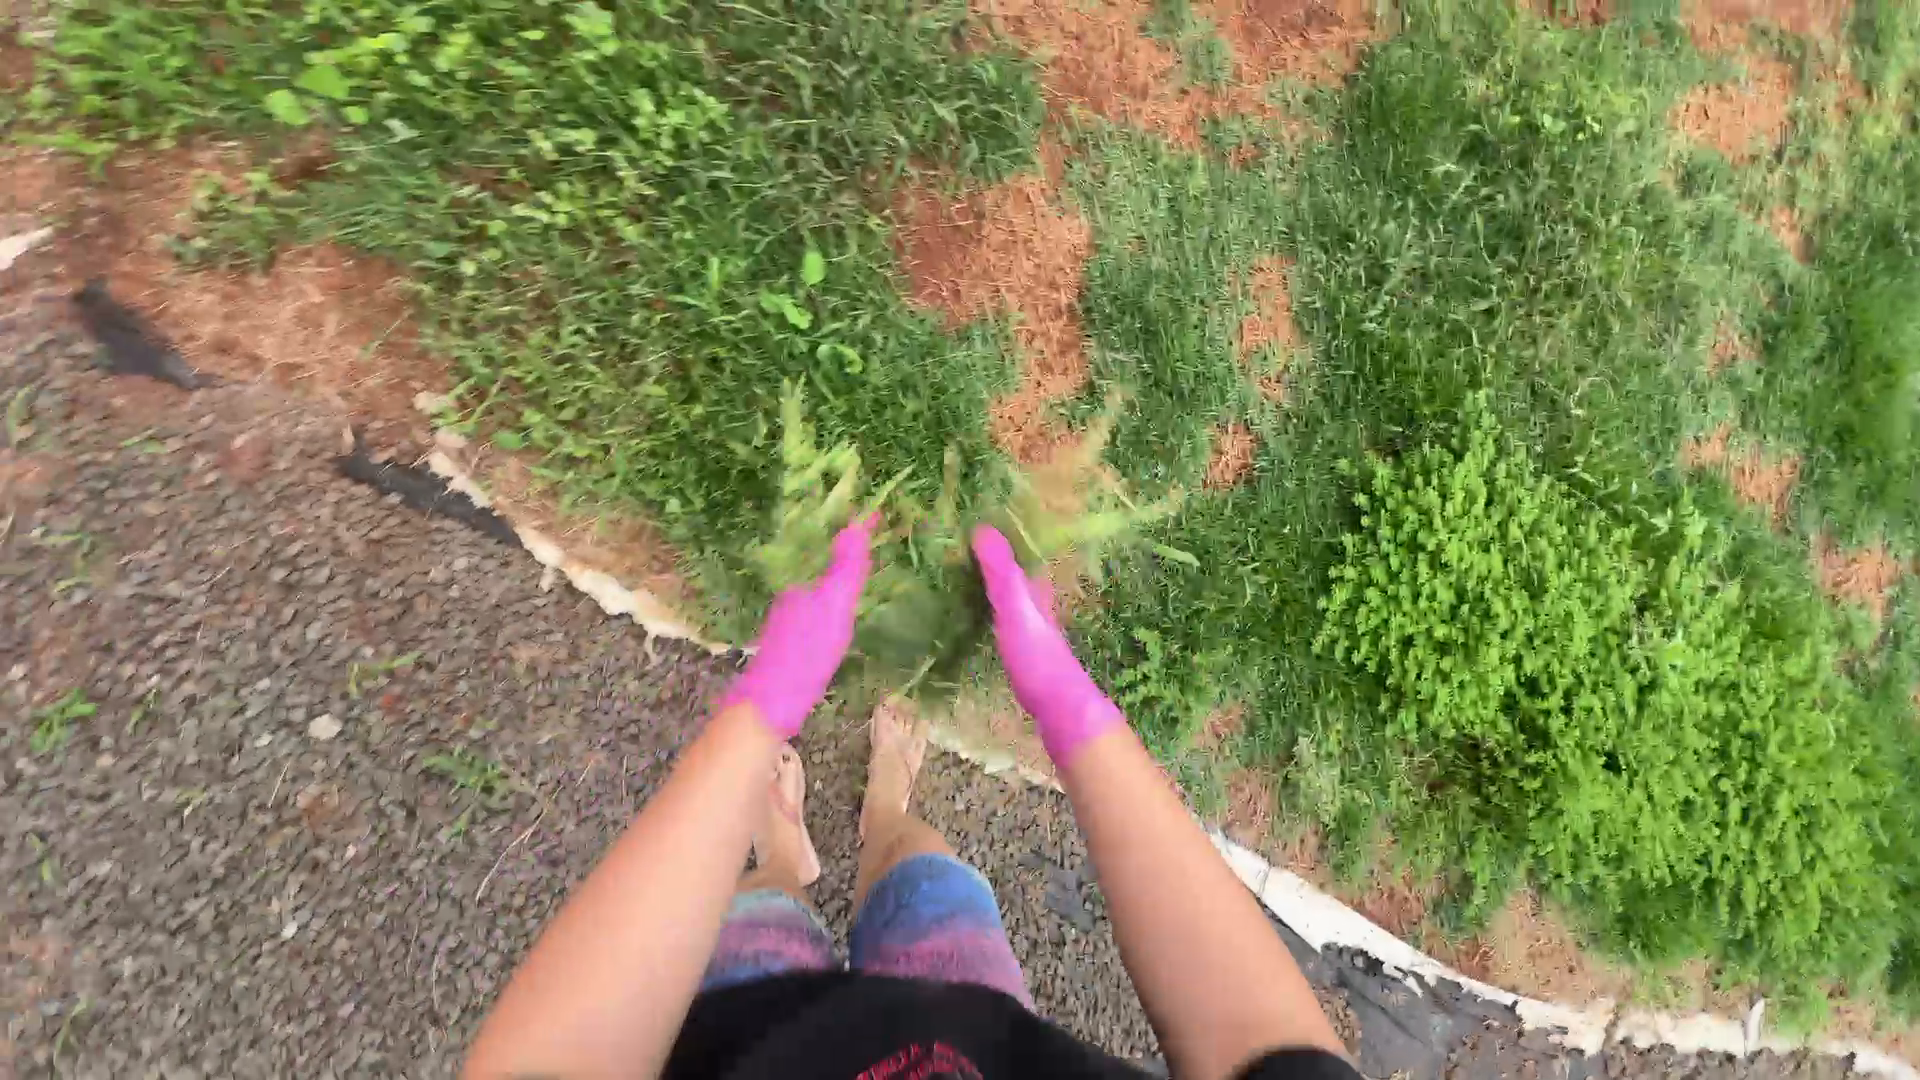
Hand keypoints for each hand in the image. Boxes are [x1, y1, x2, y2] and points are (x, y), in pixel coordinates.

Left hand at [722, 516, 875, 736]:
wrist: (773, 703)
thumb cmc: (807, 650)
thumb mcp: (833, 606)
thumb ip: (845, 569)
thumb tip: (855, 525)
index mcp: (800, 580)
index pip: (832, 545)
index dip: (857, 531)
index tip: (879, 513)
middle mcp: (792, 594)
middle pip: (822, 562)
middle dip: (847, 547)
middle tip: (877, 534)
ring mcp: (790, 618)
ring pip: (819, 585)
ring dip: (840, 573)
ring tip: (867, 566)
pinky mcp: (793, 640)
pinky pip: (819, 606)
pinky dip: (835, 597)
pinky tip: (845, 607)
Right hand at [971, 525, 1124, 765]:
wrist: (1058, 706)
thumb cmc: (1037, 656)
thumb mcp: (1015, 609)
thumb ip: (1002, 573)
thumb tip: (983, 527)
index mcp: (1033, 587)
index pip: (1017, 548)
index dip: (999, 532)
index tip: (971, 515)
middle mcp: (1032, 601)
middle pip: (1010, 568)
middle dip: (989, 553)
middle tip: (955, 539)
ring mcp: (1027, 624)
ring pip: (1005, 591)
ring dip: (985, 578)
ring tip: (955, 567)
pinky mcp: (1019, 646)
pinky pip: (997, 613)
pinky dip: (984, 604)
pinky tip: (970, 609)